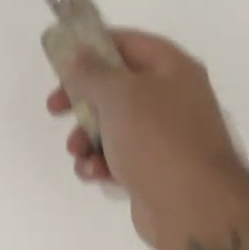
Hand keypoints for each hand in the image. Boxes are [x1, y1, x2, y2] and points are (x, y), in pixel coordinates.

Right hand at [49, 28, 248, 249]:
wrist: (193, 206)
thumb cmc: (157, 141)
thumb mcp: (119, 96)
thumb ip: (91, 72)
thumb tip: (76, 52)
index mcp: (171, 69)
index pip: (128, 43)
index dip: (92, 47)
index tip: (61, 62)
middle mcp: (171, 99)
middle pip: (116, 88)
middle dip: (82, 100)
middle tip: (55, 109)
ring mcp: (163, 137)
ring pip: (112, 127)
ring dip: (86, 138)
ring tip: (77, 153)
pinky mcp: (153, 170)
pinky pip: (117, 158)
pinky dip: (100, 164)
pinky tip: (94, 174)